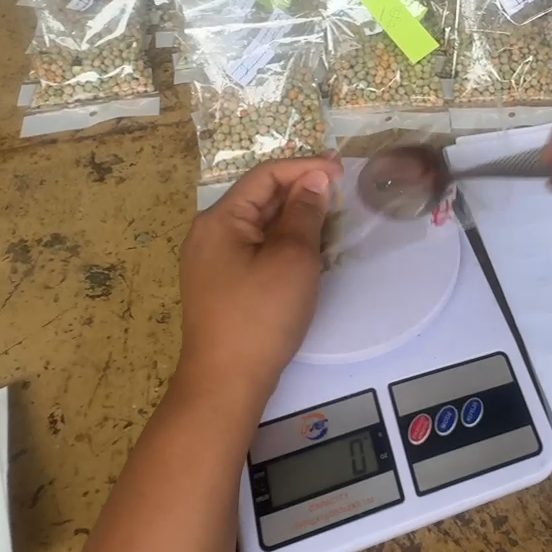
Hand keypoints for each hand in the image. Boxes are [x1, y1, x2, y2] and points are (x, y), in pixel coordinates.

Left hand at [177, 156, 342, 403]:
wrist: (226, 384)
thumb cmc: (261, 315)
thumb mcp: (292, 257)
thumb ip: (305, 211)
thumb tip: (314, 179)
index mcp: (220, 219)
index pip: (266, 175)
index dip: (305, 167)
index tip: (341, 170)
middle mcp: (210, 233)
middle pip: (260, 196)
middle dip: (301, 189)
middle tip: (341, 189)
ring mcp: (213, 261)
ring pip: (260, 222)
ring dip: (295, 215)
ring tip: (331, 214)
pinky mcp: (223, 283)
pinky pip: (256, 246)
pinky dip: (284, 239)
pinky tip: (309, 246)